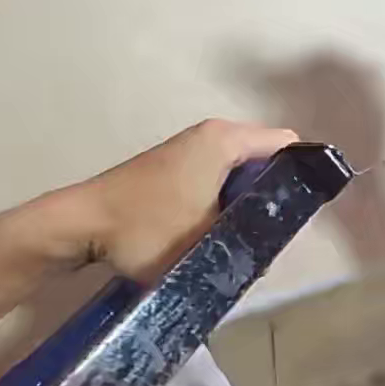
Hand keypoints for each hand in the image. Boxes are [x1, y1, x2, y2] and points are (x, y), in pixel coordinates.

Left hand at [61, 119, 298, 282]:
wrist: (83, 223)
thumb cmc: (146, 228)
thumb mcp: (205, 243)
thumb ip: (246, 242)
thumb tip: (267, 251)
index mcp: (224, 140)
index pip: (286, 145)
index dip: (301, 177)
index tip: (300, 215)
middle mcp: (210, 134)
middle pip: (264, 157)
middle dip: (271, 193)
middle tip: (269, 234)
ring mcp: (189, 147)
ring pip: (239, 169)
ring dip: (245, 200)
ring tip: (241, 236)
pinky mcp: (173, 163)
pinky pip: (216, 174)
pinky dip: (223, 197)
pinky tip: (215, 229)